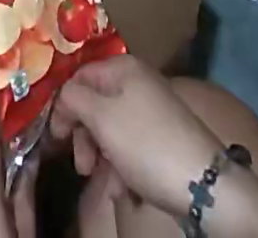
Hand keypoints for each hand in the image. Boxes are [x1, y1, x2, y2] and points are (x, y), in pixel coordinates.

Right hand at [49, 55, 222, 217]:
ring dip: (102, 157)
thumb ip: (74, 99)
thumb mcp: (102, 118)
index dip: (64, 104)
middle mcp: (137, 81)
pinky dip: (122, 166)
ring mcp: (151, 108)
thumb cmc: (145, 142)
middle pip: (95, 104)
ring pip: (111, 128)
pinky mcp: (161, 135)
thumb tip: (63, 95)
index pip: (80, 76)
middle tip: (83, 166)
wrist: (201, 181)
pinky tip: (125, 189)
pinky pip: (130, 145)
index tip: (56, 137)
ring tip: (108, 184)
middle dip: (84, 137)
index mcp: (123, 68)